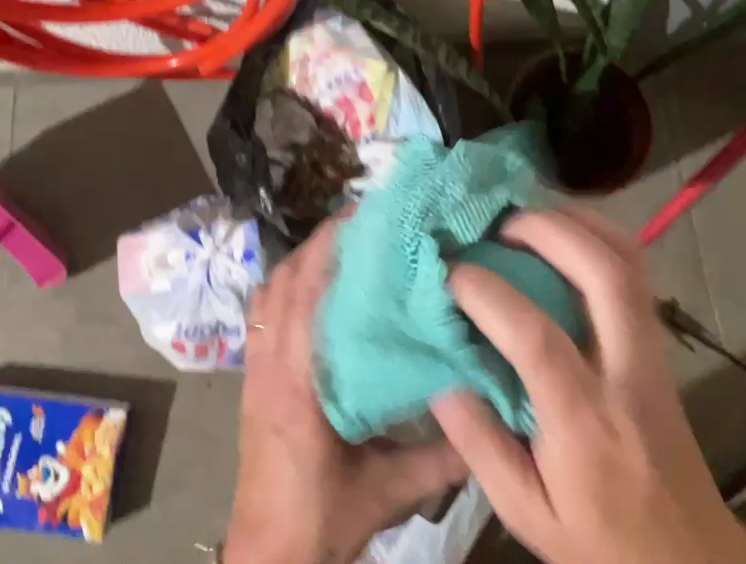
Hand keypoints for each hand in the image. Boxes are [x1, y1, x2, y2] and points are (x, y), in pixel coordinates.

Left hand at [224, 218, 466, 563]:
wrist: (267, 553)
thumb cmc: (322, 517)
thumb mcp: (387, 490)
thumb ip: (439, 456)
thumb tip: (492, 416)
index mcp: (298, 382)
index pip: (306, 295)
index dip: (329, 248)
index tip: (364, 215)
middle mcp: (269, 364)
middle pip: (283, 282)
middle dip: (319, 243)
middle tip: (365, 220)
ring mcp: (254, 370)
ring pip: (269, 294)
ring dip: (302, 262)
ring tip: (345, 245)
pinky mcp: (253, 379)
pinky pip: (263, 315)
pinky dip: (288, 287)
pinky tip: (320, 289)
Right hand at [430, 206, 745, 563]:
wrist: (690, 559)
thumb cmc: (600, 539)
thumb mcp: (526, 514)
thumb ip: (480, 446)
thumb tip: (441, 378)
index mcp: (586, 422)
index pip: (539, 339)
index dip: (490, 294)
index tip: (449, 271)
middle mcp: (628, 374)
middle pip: (605, 274)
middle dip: (548, 230)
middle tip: (497, 220)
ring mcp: (653, 353)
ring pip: (630, 262)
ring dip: (579, 222)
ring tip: (527, 213)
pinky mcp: (660, 346)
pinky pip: (635, 273)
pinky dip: (598, 237)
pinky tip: (561, 234)